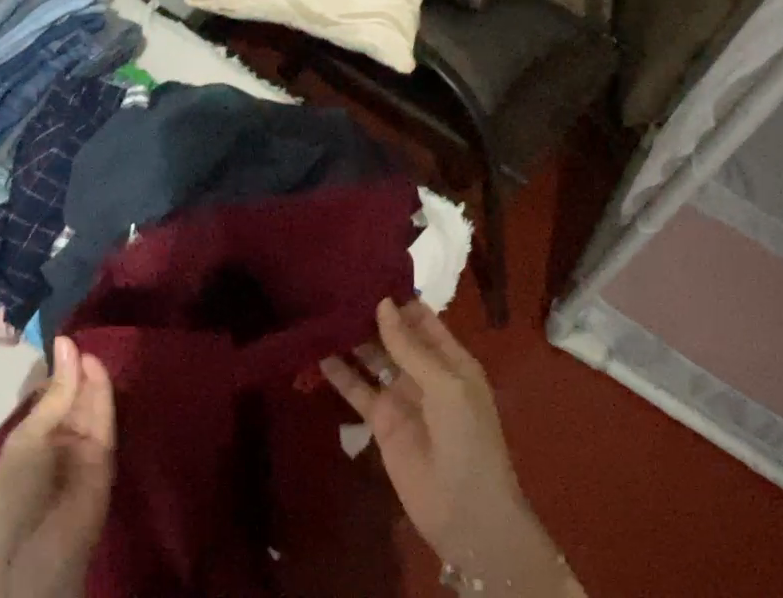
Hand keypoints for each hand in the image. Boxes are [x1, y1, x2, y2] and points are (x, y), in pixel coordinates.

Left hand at [0, 337, 114, 597]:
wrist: (29, 559)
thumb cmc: (13, 496)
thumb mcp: (27, 439)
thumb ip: (56, 395)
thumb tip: (65, 344)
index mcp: (31, 440)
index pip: (50, 398)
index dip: (59, 371)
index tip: (65, 340)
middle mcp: (59, 444)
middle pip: (74, 401)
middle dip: (77, 372)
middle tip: (81, 339)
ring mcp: (84, 453)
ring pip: (91, 409)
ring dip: (91, 380)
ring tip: (90, 348)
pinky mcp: (106, 462)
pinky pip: (106, 424)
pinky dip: (103, 396)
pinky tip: (98, 369)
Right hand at [321, 300, 582, 596]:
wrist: (466, 511)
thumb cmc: (468, 440)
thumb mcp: (446, 385)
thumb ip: (411, 347)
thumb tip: (382, 304)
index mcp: (451, 360)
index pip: (421, 318)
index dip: (398, 298)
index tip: (367, 270)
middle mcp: (425, 372)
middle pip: (393, 335)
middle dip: (370, 313)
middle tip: (334, 285)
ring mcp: (401, 396)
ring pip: (372, 358)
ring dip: (351, 339)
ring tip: (320, 310)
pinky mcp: (380, 421)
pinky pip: (356, 389)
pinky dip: (338, 372)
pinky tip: (314, 351)